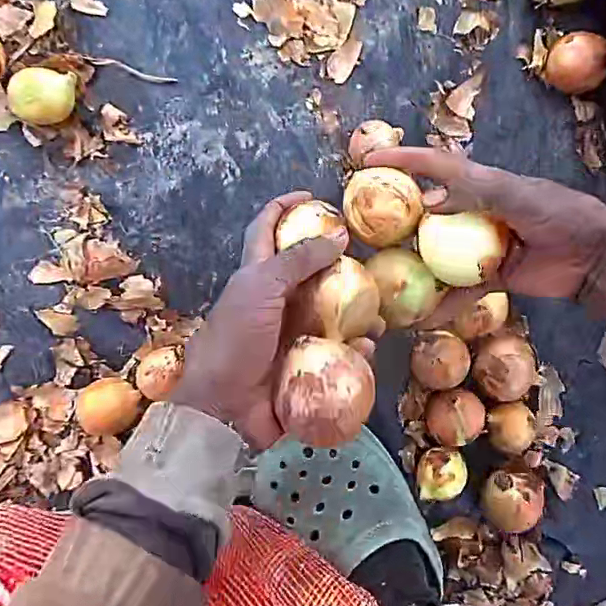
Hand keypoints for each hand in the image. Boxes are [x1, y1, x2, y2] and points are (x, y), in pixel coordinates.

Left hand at [170, 191, 366, 449]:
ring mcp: (293, 331)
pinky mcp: (308, 359)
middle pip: (312, 270)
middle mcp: (277, 300)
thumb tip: (339, 236)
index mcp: (256, 276)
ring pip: (334, 311)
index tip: (312, 196)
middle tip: (368, 260)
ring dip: (358, 310)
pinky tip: (366, 346)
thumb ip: (298, 260)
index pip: (267, 229)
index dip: (284, 207)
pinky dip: (356, 347)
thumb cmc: (234, 341)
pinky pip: (341, 348)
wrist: (225, 409)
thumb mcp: (260, 289)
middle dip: (340, 263)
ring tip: (379, 312)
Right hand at [367, 148, 605, 321]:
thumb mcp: (516, 196)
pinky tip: (424, 316)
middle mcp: (479, 212)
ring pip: (441, 254)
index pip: (438, 166)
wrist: (593, 256)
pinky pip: (462, 287)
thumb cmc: (559, 214)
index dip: (405, 162)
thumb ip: (475, 193)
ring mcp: (484, 245)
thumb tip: (429, 201)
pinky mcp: (495, 275)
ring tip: (386, 277)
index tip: (368, 164)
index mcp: (485, 184)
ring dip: (417, 266)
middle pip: (432, 214)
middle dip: (401, 220)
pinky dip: (446, 301)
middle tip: (368, 231)